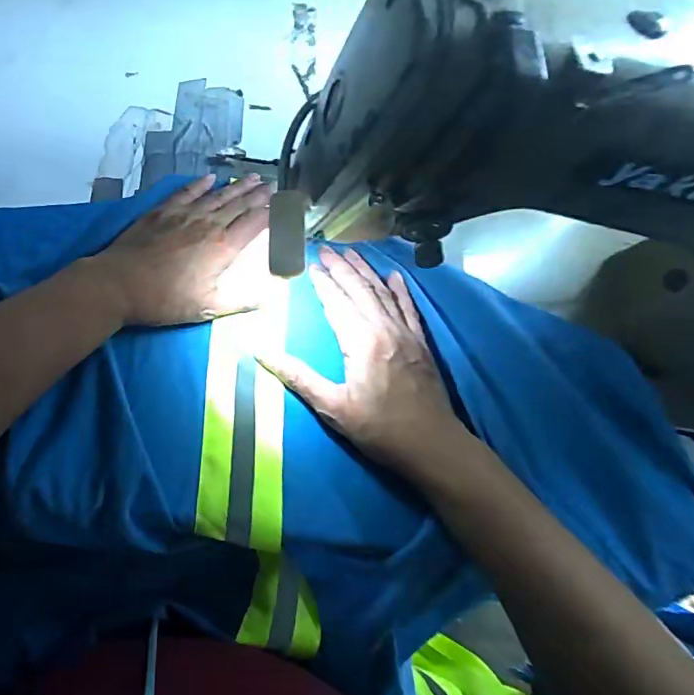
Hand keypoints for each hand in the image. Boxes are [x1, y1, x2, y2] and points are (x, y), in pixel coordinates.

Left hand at [84, 174, 273, 326]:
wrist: (118, 284)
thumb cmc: (163, 301)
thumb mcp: (206, 309)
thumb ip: (240, 301)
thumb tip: (270, 297)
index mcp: (222, 247)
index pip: (256, 223)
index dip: (274, 211)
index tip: (287, 203)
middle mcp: (207, 224)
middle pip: (239, 204)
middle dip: (259, 194)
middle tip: (274, 185)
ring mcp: (183, 215)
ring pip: (217, 195)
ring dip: (236, 186)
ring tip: (252, 178)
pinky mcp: (161, 212)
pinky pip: (186, 193)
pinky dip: (200, 184)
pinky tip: (210, 179)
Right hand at [258, 247, 477, 474]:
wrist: (433, 446)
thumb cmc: (378, 429)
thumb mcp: (331, 406)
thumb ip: (297, 376)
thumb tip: (260, 352)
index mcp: (362, 342)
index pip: (337, 303)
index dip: (324, 282)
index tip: (310, 264)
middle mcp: (386, 330)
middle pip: (360, 290)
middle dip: (342, 268)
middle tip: (326, 248)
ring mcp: (407, 335)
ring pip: (383, 294)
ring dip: (366, 272)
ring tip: (351, 253)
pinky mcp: (421, 344)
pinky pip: (408, 308)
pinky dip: (400, 290)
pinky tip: (394, 276)